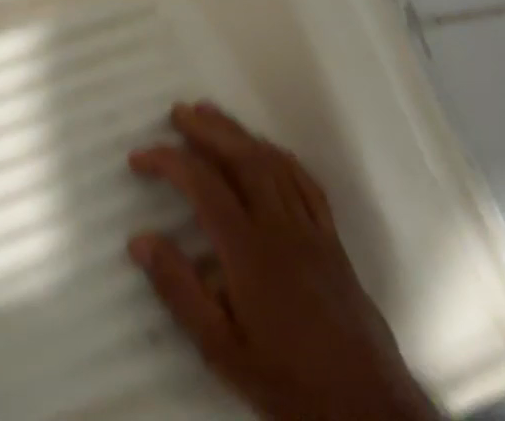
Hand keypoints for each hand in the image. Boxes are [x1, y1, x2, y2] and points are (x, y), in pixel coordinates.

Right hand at [129, 103, 439, 420]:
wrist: (365, 405)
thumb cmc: (285, 378)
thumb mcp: (219, 346)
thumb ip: (179, 289)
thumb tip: (139, 239)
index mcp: (250, 252)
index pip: (204, 186)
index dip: (169, 162)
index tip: (139, 158)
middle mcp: (283, 229)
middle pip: (245, 160)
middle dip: (209, 130)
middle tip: (178, 112)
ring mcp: (314, 232)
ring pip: (277, 165)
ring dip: (242, 134)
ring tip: (213, 116)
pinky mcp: (333, 242)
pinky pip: (308, 184)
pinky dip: (281, 158)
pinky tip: (268, 152)